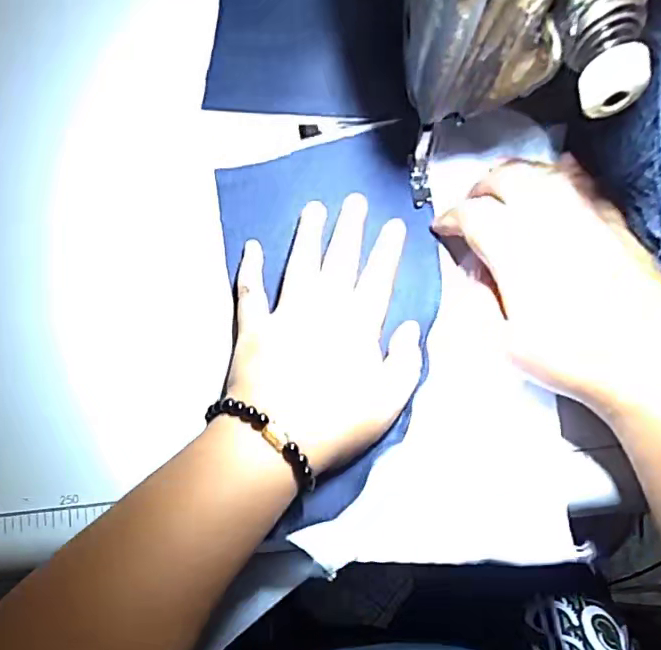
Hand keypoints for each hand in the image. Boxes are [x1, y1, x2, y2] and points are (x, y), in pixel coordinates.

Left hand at [223, 195, 423, 474]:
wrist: (275, 438)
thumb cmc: (338, 424)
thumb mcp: (389, 402)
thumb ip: (406, 362)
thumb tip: (410, 328)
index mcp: (360, 324)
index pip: (378, 278)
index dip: (387, 251)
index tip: (393, 226)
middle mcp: (324, 308)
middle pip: (339, 259)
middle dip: (350, 228)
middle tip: (355, 201)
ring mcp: (285, 314)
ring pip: (299, 262)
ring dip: (308, 234)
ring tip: (314, 208)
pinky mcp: (252, 327)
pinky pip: (250, 289)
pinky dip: (250, 267)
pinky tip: (252, 247)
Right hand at [431, 158, 660, 417]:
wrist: (644, 354)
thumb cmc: (574, 356)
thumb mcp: (508, 343)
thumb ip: (483, 300)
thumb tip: (475, 275)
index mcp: (514, 249)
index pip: (472, 214)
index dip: (451, 218)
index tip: (443, 227)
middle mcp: (549, 220)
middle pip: (507, 177)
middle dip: (481, 186)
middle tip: (470, 202)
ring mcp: (585, 214)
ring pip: (544, 171)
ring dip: (518, 174)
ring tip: (505, 187)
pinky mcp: (613, 221)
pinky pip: (581, 182)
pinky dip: (561, 174)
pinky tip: (559, 176)